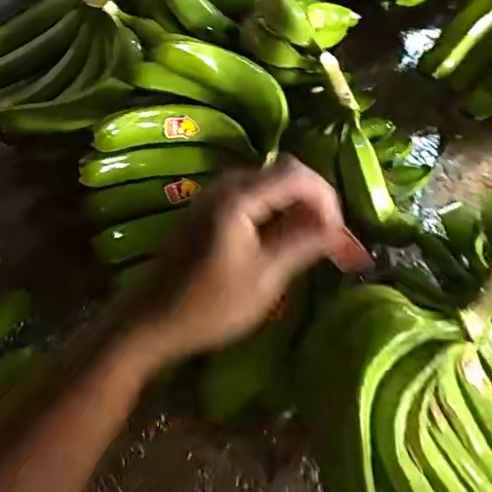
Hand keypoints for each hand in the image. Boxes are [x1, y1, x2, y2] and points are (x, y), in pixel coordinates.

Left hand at [124, 158, 361, 366]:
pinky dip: (277, 209)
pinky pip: (254, 194)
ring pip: (270, 182)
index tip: (338, 233)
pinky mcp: (210, 207)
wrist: (152, 320)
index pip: (296, 173)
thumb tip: (337, 226)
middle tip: (332, 236)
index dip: (325, 197)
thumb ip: (302, 243)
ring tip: (314, 239)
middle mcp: (226, 184)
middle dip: (314, 199)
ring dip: (297, 204)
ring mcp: (215, 193)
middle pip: (284, 171)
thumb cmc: (208, 305)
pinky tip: (285, 238)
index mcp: (238, 197)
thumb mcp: (264, 278)